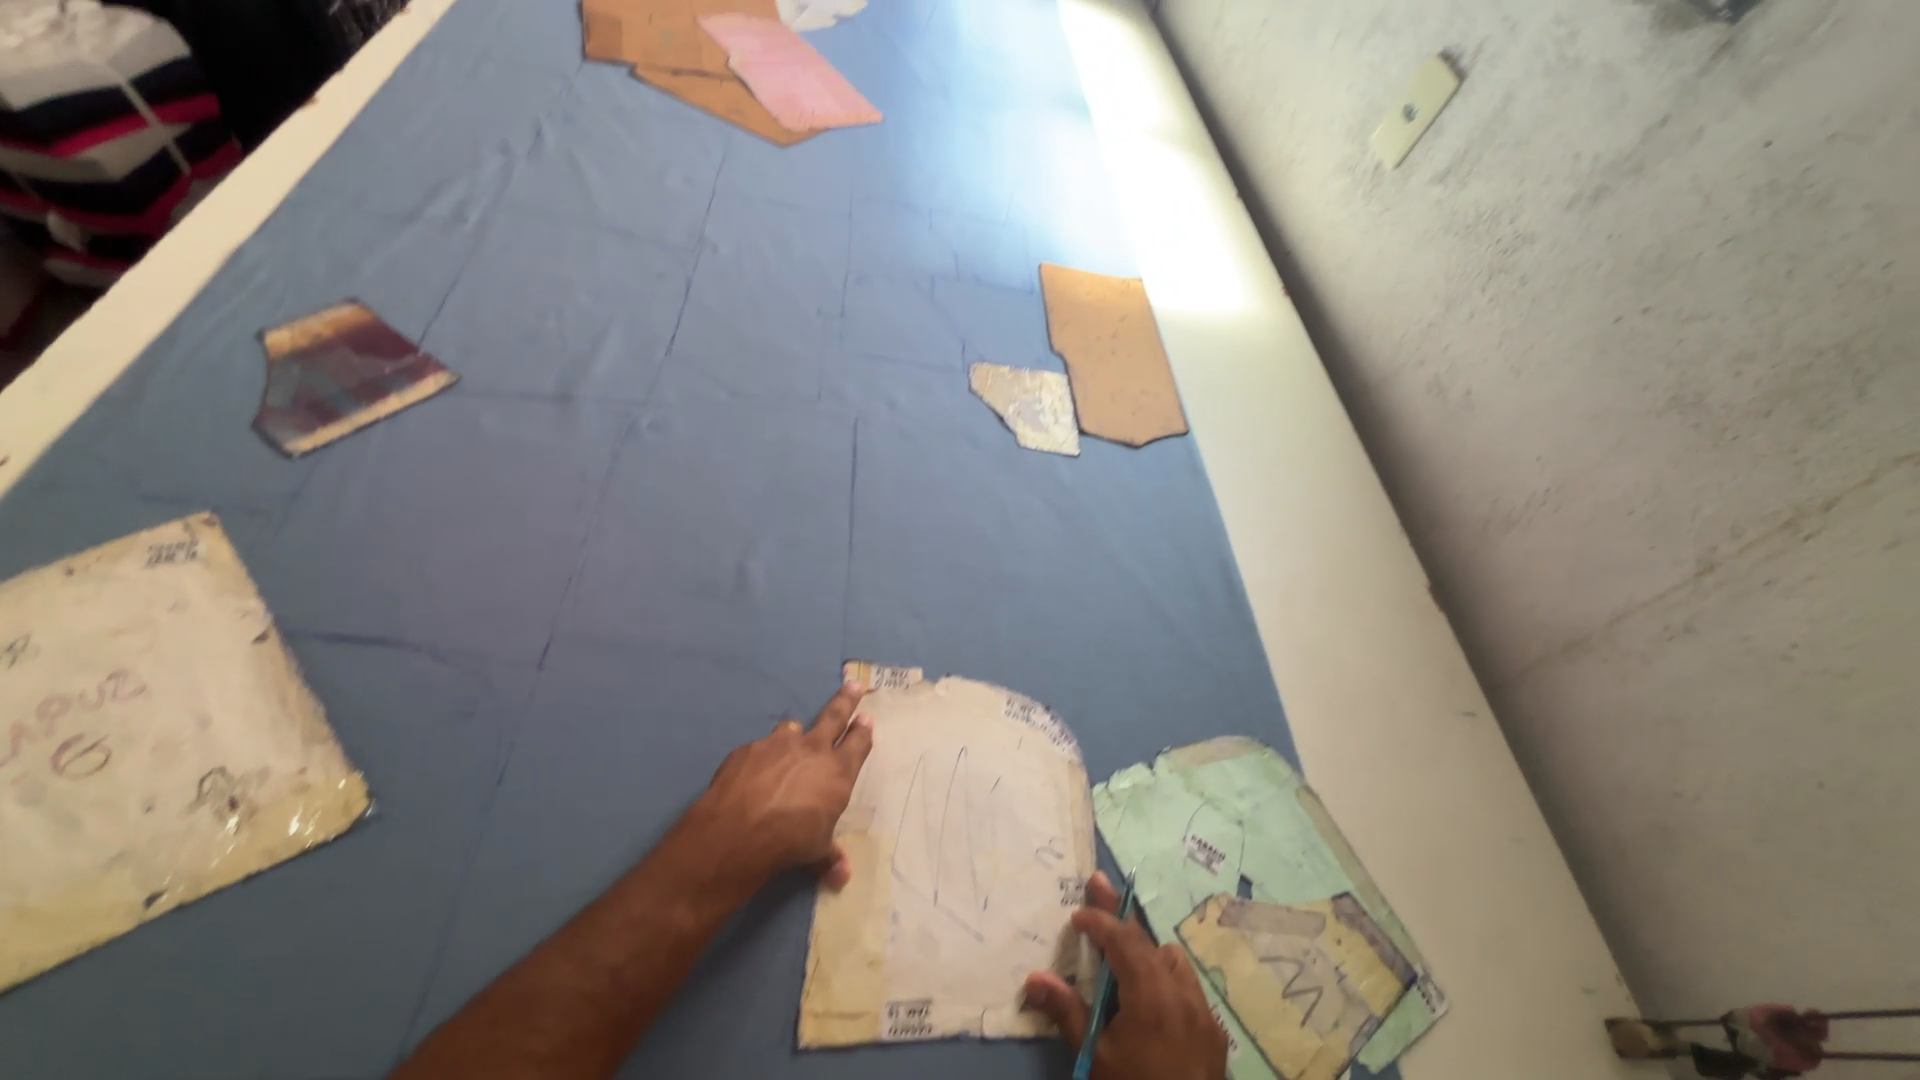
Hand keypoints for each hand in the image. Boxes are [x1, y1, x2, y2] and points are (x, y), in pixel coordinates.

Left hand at [688, 681, 874, 888]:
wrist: (740, 831)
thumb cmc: (790, 842)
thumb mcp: (816, 852)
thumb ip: (829, 857)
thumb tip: (841, 876)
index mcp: (837, 772)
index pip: (858, 743)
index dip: (863, 731)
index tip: (867, 718)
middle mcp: (811, 751)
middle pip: (834, 717)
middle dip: (846, 700)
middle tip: (853, 684)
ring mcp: (777, 745)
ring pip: (792, 730)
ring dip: (794, 737)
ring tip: (791, 744)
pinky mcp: (748, 749)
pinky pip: (759, 748)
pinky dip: (760, 758)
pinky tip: (752, 775)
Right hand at [1022, 873, 1228, 1079]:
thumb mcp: (1096, 1056)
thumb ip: (1067, 1011)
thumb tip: (1034, 978)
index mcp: (1151, 994)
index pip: (1123, 939)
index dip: (1099, 920)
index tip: (1078, 914)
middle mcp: (1181, 993)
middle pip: (1148, 940)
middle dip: (1119, 916)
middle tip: (1098, 885)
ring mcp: (1203, 1013)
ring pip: (1175, 960)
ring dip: (1148, 949)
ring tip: (1123, 953)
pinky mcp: (1214, 1034)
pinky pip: (1189, 988)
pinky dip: (1167, 977)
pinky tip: (1153, 998)